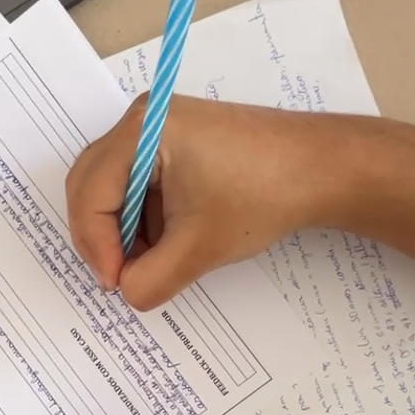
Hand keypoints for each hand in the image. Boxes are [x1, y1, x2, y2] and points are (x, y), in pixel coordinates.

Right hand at [67, 95, 354, 309]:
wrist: (324, 169)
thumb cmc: (265, 195)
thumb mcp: (199, 248)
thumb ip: (150, 279)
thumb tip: (126, 293)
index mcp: (142, 131)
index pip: (91, 194)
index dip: (96, 246)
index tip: (116, 284)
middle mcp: (142, 121)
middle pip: (90, 186)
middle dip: (102, 237)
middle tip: (121, 276)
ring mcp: (158, 130)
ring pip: (111, 189)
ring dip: (122, 232)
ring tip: (150, 263)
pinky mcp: (175, 144)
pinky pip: (136, 186)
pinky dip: (141, 220)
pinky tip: (166, 244)